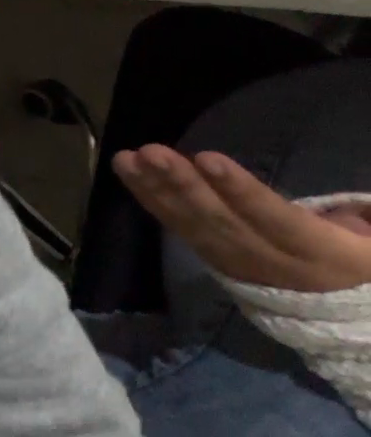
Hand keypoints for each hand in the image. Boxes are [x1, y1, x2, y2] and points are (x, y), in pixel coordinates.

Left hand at [115, 144, 370, 292]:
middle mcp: (274, 261)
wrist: (353, 320)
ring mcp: (237, 262)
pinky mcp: (213, 260)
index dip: (241, 191)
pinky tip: (129, 171)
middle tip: (152, 152)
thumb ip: (354, 223)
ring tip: (127, 158)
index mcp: (324, 255)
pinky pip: (179, 228)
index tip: (208, 159)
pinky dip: (150, 199)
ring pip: (192, 225)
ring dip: (155, 188)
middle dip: (182, 185)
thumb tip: (346, 211)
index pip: (278, 221)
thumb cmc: (362, 263)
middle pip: (222, 222)